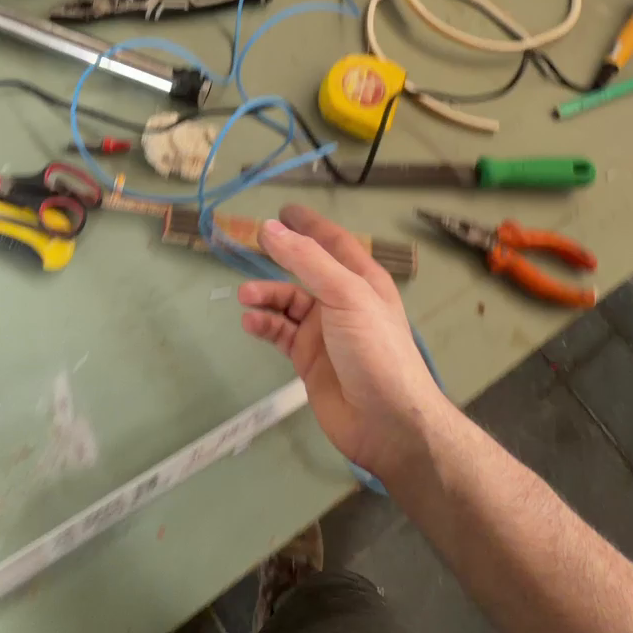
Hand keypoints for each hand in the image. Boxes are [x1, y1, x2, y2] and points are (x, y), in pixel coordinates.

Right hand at [239, 204, 448, 479]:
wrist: (386, 422)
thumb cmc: (374, 349)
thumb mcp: (344, 295)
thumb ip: (306, 260)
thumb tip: (269, 228)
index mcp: (361, 280)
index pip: (334, 242)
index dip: (310, 225)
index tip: (284, 211)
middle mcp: (342, 301)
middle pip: (305, 270)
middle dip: (281, 257)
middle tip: (252, 243)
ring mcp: (325, 332)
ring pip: (287, 302)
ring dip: (266, 295)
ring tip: (246, 297)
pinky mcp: (308, 360)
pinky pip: (280, 332)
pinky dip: (264, 324)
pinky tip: (251, 323)